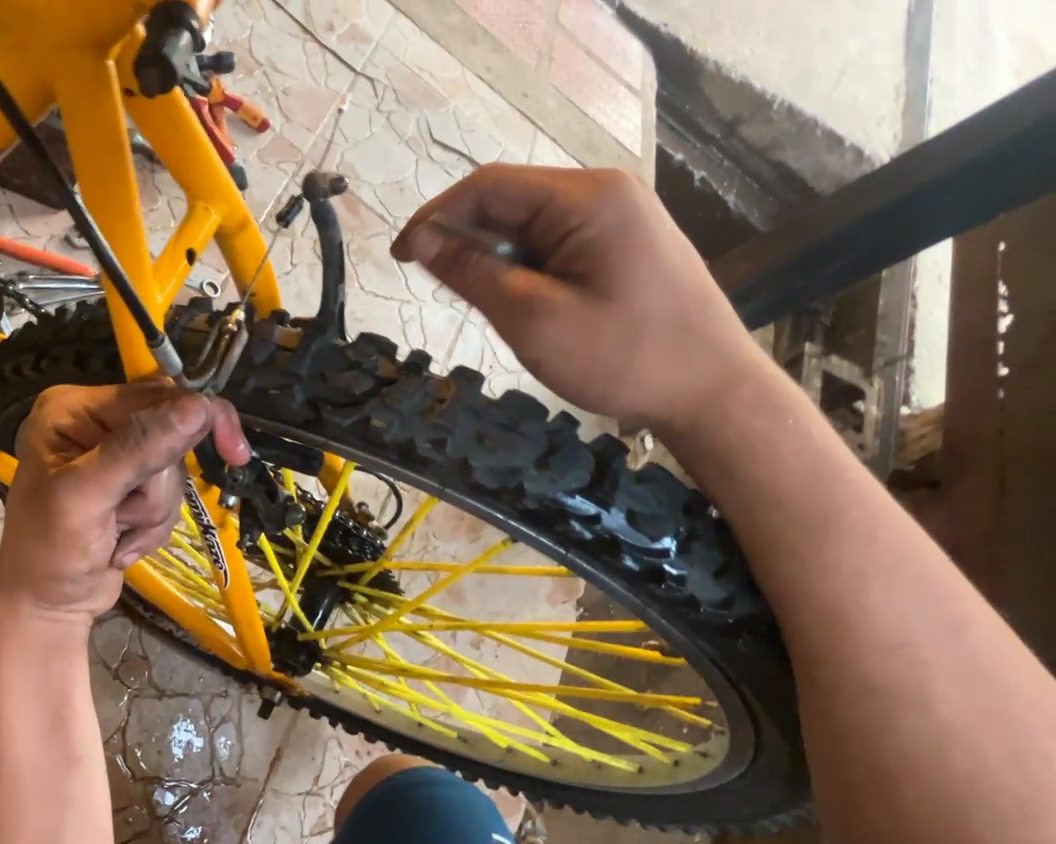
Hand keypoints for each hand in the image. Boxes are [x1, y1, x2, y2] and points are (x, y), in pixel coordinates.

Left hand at [0, 382, 249, 627]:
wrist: (45, 607)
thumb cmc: (49, 551)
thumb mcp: (87, 496)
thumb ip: (139, 449)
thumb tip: (199, 406)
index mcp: (74, 408)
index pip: (155, 394)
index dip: (197, 419)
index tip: (233, 453)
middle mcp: (93, 423)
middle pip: (171, 434)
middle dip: (156, 488)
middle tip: (122, 516)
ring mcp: (112, 458)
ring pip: (173, 472)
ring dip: (152, 513)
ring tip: (116, 535)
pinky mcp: (128, 490)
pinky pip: (168, 498)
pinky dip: (152, 528)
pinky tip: (120, 546)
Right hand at [392, 165, 774, 434]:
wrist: (711, 390)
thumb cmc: (623, 356)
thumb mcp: (533, 318)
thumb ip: (471, 273)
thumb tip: (420, 240)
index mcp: (586, 197)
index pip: (488, 185)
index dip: (434, 216)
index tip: (400, 259)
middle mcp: (602, 193)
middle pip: (507, 201)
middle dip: (464, 241)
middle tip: (444, 295)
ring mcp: (615, 217)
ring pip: (525, 227)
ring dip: (492, 261)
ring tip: (489, 309)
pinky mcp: (619, 244)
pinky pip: (550, 244)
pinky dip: (520, 270)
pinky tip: (519, 306)